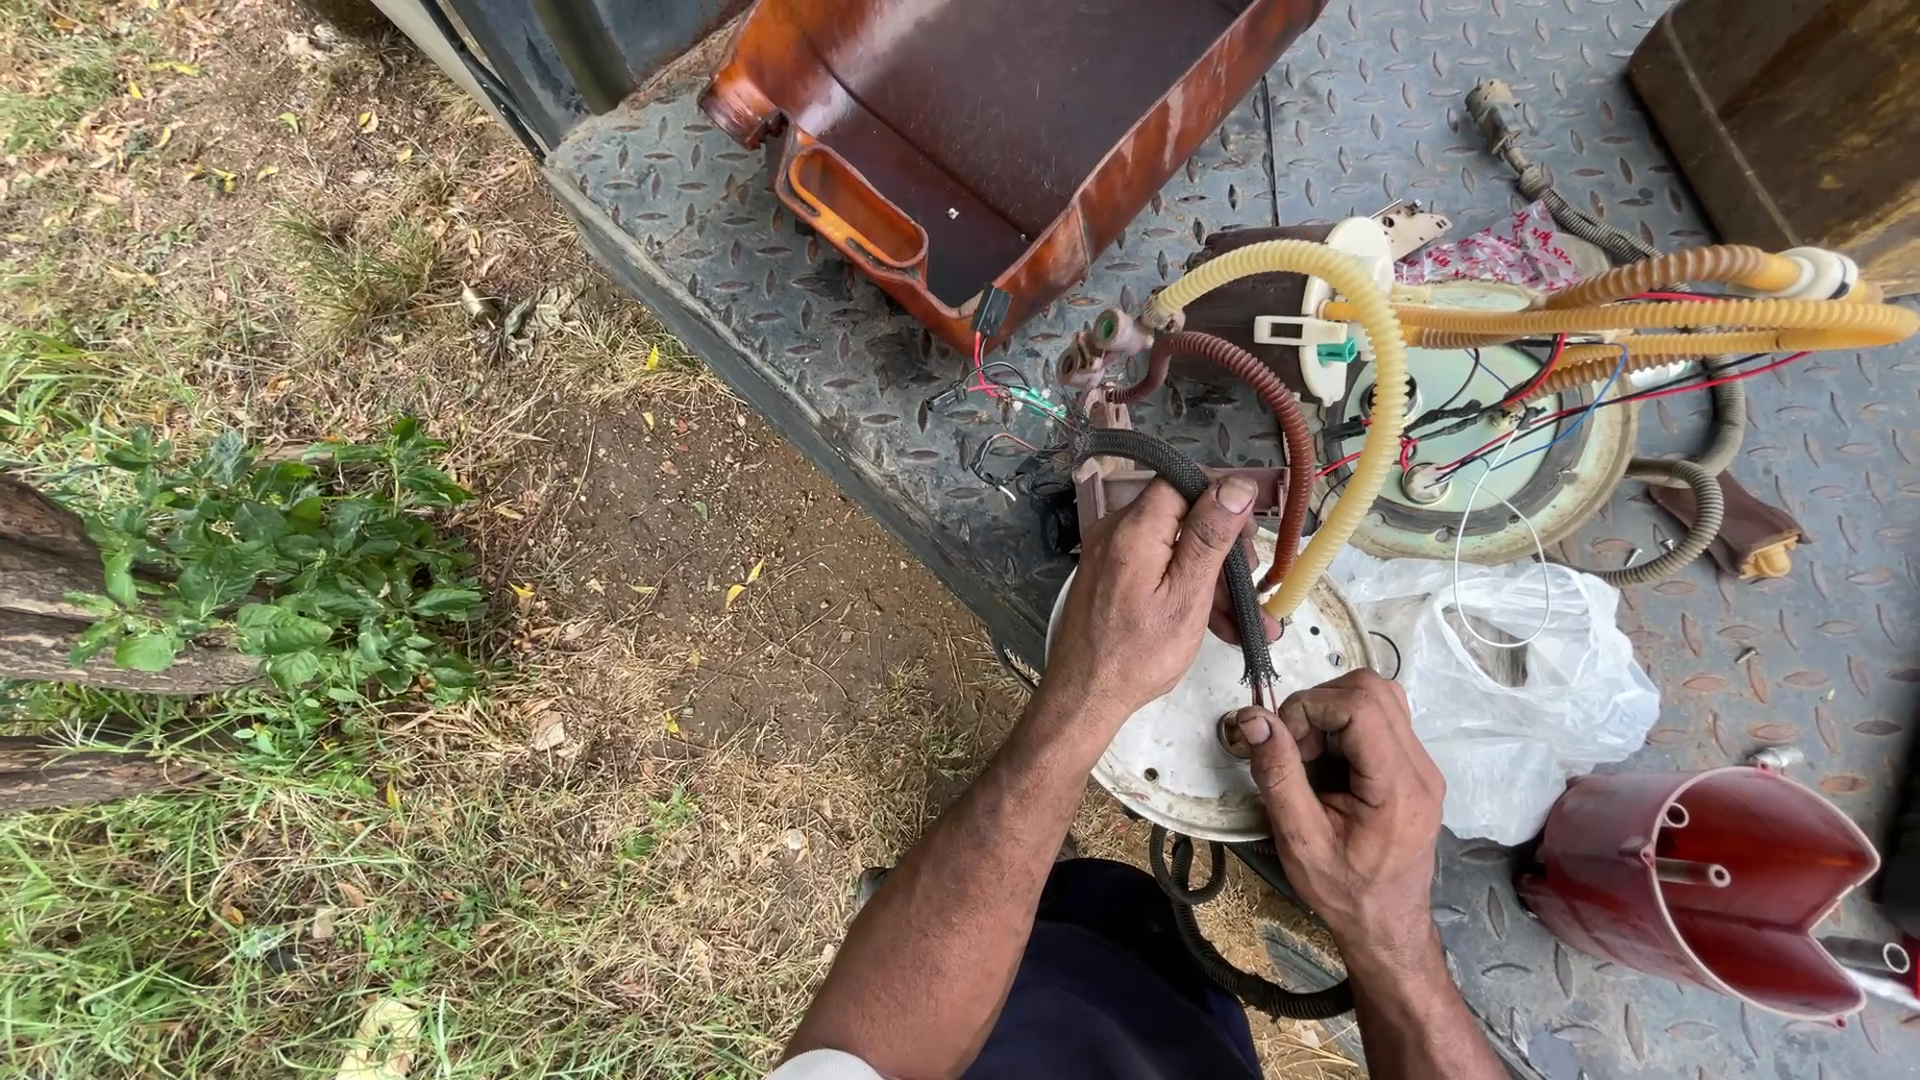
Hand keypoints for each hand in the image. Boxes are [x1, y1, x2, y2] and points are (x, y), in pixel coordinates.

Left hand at [1042, 477, 1271, 733]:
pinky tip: (1220, 624)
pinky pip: (1157, 568)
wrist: (1084, 696)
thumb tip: (1234, 485)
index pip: (1180, 481)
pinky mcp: (1110, 576)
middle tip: (1252, 584)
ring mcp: (1110, 554)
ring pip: (1173, 548)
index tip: (1248, 531)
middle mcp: (1114, 532)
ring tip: (1248, 620)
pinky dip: (1186, 589)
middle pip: (1180, 517)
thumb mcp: (1186, 596)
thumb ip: (1209, 537)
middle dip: (1223, 549)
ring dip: (1212, 579)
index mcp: (1132, 530)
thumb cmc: (1137, 655)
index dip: (1219, 497)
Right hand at [1233, 670, 1445, 963]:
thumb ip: (1277, 774)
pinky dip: (1342, 720)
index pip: (1360, 706)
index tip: (1286, 744)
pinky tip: (1327, 756)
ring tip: (1310, 752)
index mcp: (1398, 788)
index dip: (1310, 709)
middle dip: (1318, 706)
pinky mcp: (1413, 765)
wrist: (1386, 924)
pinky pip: (1380, 714)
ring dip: (1330, 709)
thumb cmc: (1342, 890)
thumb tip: (1252, 717)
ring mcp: (1422, 765)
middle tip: (1296, 750)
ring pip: (1378, 694)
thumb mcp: (1299, 838)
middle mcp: (1421, 768)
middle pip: (1371, 690)